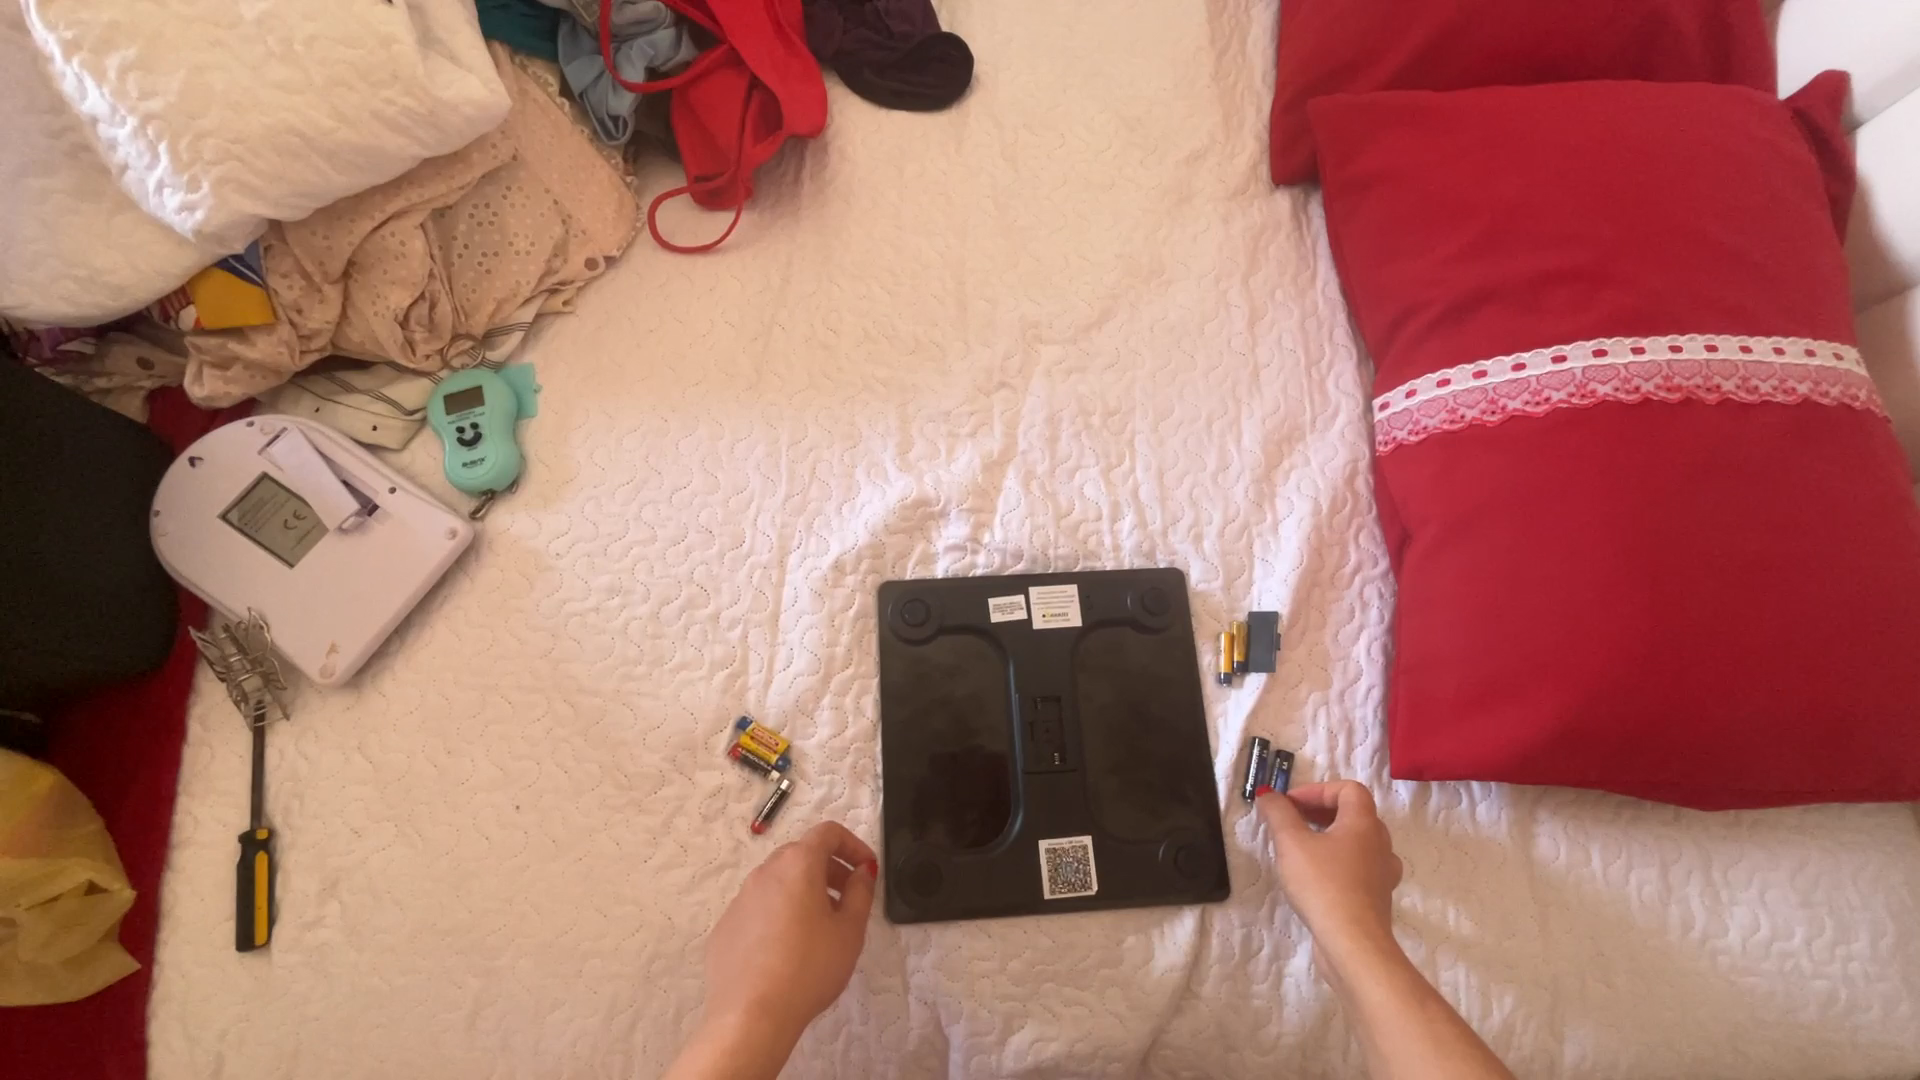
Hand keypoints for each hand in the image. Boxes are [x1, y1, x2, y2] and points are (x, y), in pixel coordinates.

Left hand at [699, 821, 877, 1049]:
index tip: (866, 869)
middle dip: (829, 868)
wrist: (750, 1017)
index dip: (853, 844)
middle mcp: (765, 871)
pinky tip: (786, 950)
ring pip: (778, 881)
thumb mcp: (850, 930)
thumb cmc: (809, 968)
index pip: (828, 832)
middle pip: (802, 854)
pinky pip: (758, 908)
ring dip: (803, 891)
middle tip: (848, 897)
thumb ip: (861, 892)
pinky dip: (777, 914)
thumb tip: (862, 871)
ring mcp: (740, 899)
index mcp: (798, 864)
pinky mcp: (725, 927)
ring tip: (819, 926)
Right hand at [1256, 781, 1402, 970]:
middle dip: (1320, 811)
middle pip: (1354, 813)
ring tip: (1302, 846)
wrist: (1353, 945)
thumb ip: (1277, 812)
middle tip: (1292, 820)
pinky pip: (1358, 867)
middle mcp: (1380, 845)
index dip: (1318, 790)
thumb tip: (1268, 794)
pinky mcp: (1376, 898)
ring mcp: (1382, 874)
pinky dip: (1337, 861)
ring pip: (1357, 842)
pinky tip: (1315, 874)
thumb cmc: (1322, 884)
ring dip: (1330, 836)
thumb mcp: (1290, 842)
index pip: (1349, 790)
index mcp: (1364, 825)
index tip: (1290, 804)